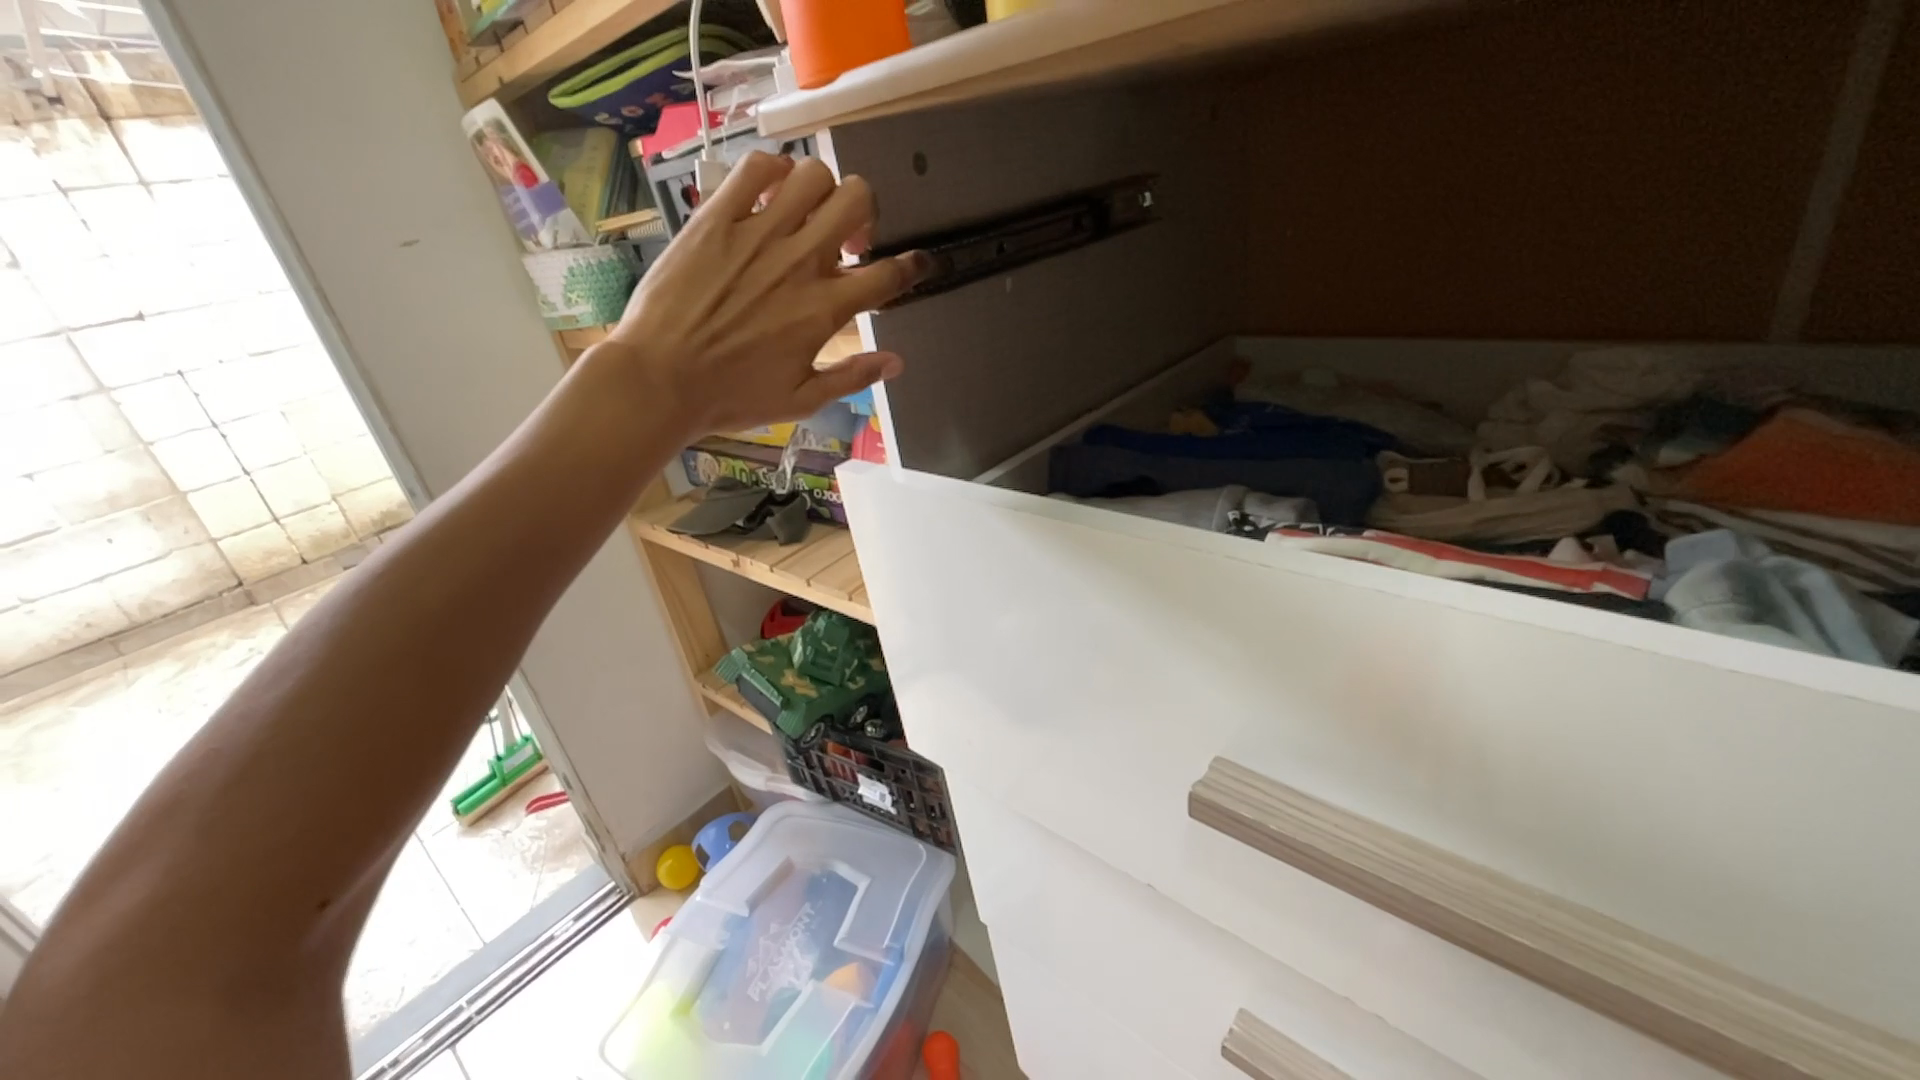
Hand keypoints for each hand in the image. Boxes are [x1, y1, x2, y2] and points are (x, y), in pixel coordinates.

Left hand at [601, 152, 929, 435]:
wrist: (659, 380)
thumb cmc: (730, 396)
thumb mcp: (800, 399)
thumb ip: (852, 377)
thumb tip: (895, 362)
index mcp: (824, 309)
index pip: (888, 274)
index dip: (913, 267)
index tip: (919, 264)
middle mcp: (799, 261)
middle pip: (857, 200)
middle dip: (863, 213)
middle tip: (847, 238)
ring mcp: (756, 234)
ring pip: (813, 174)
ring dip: (822, 190)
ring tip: (808, 213)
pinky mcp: (716, 218)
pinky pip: (756, 168)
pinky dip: (774, 170)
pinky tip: (771, 192)